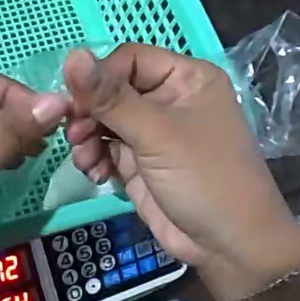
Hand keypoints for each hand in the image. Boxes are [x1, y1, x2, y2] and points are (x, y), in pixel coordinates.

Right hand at [63, 45, 299, 300]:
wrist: (228, 244)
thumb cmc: (203, 178)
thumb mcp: (156, 134)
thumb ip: (111, 98)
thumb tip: (71, 56)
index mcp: (186, 79)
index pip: (129, 60)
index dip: (98, 78)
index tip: (75, 104)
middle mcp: (169, 100)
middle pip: (113, 91)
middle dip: (90, 113)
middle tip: (75, 135)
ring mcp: (154, 134)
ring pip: (105, 122)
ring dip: (88, 138)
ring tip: (85, 160)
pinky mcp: (142, 165)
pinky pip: (108, 150)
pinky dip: (95, 159)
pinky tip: (95, 173)